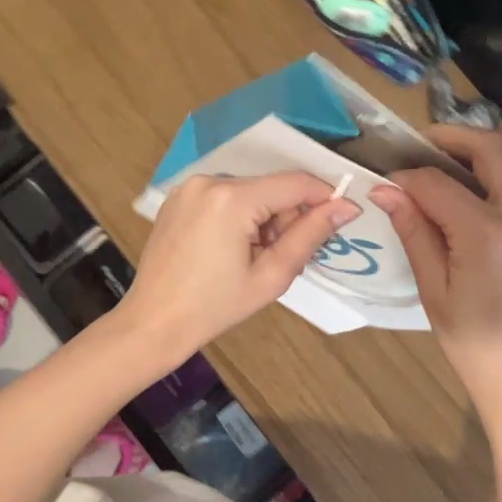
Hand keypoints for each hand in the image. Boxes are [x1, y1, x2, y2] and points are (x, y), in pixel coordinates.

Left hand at [118, 173, 359, 354]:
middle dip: (287, 217)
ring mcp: (188, 187)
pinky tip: (230, 250)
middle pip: (270, 187)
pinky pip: (223, 196)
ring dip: (263, 218)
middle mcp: (208, 181)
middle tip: (282, 257)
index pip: (295, 182)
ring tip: (253, 258)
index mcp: (231, 198)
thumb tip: (347, 207)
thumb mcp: (271, 275)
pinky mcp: (177, 198)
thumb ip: (310, 235)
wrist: (154, 320)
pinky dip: (237, 216)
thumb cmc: (214, 306)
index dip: (325, 197)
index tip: (342, 219)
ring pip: (248, 191)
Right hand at [371, 126, 501, 447]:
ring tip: (465, 168)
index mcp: (490, 236)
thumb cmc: (478, 351)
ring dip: (497, 157)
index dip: (408, 176)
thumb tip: (389, 191)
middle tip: (428, 145)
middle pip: (498, 150)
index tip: (390, 181)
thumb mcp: (435, 294)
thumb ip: (415, 234)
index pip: (439, 183)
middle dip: (457, 139)